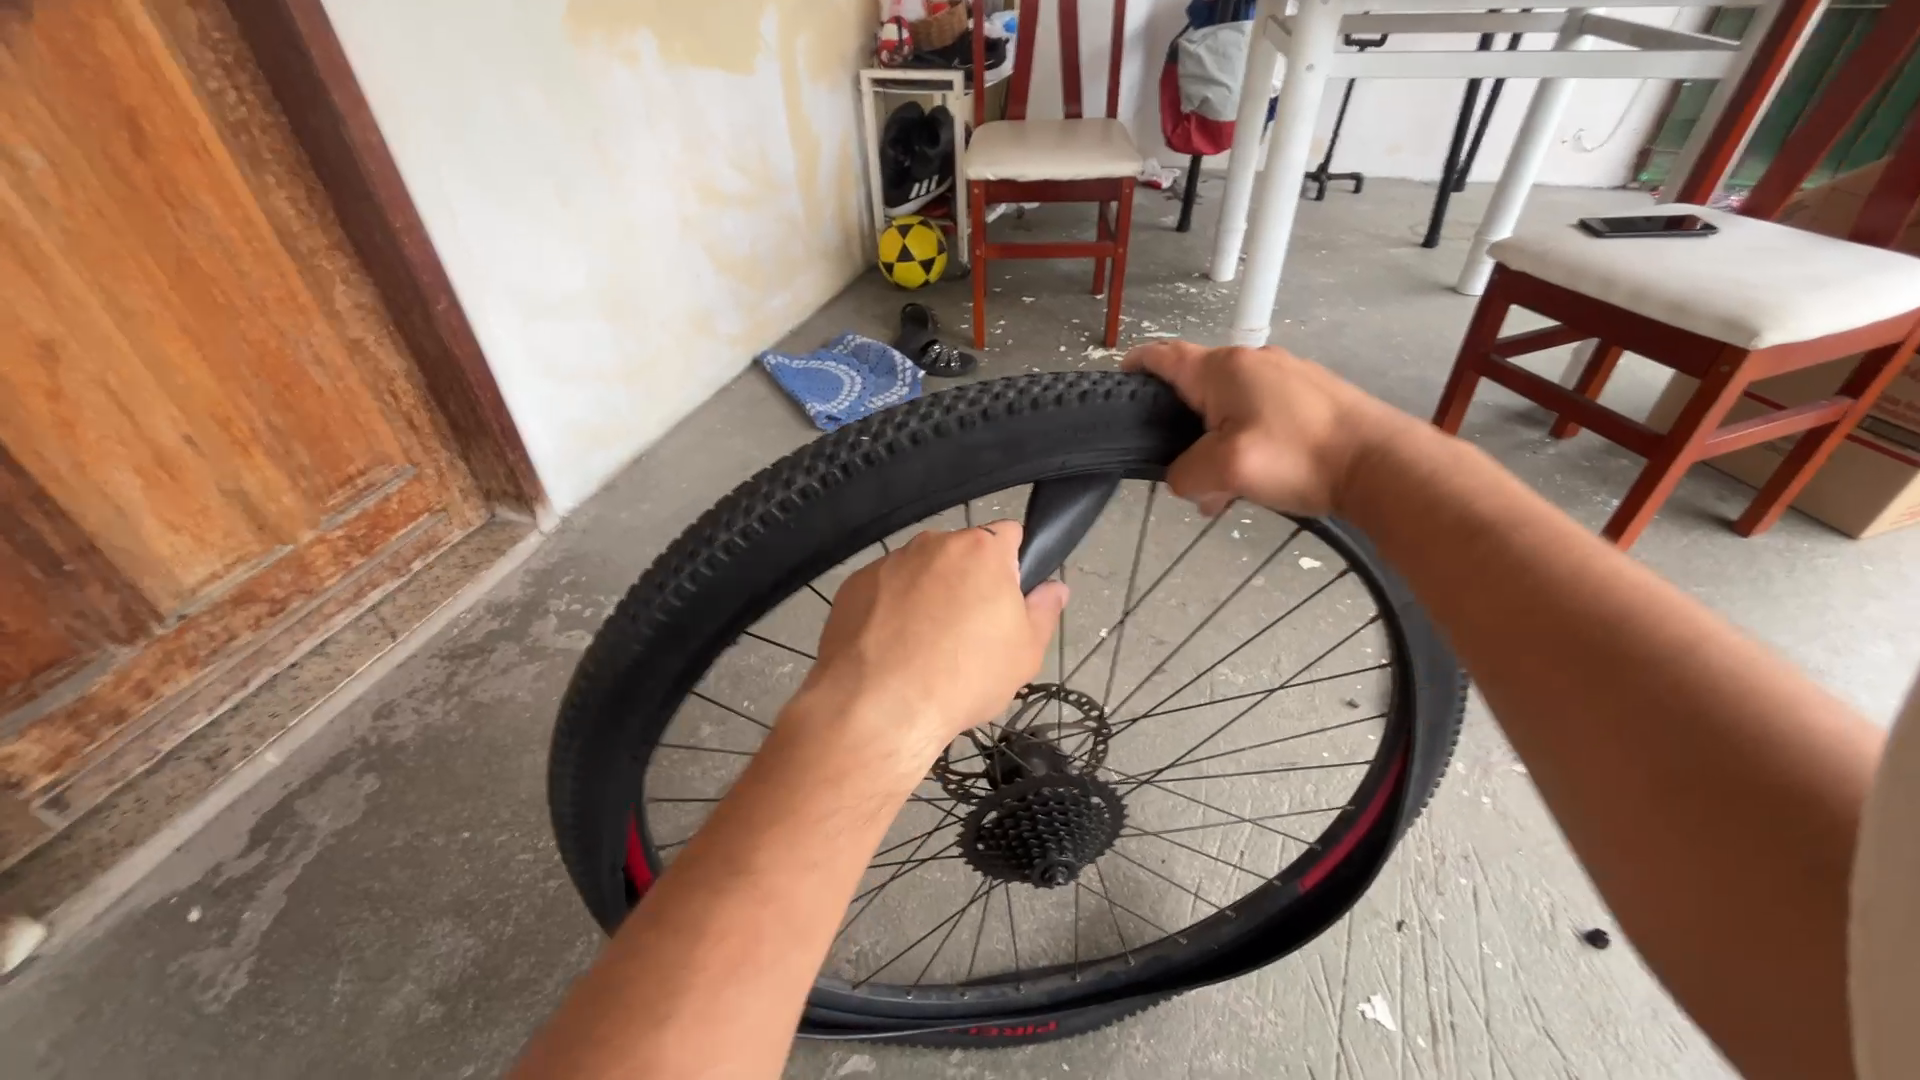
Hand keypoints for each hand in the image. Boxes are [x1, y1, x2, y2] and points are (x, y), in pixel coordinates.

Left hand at [794, 523, 1067, 755]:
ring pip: (920, 572)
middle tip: (970, 632)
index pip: (1008, 534)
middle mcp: (932, 545)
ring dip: (927, 596)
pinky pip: (883, 592)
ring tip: (926, 648)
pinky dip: (890, 612)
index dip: (1013, 565)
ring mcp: (888, 563)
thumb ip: (1043, 612)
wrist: (877, 707)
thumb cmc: (962, 678)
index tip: (1007, 598)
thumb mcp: (1025, 653)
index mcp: (981, 550)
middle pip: (961, 554)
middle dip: (968, 582)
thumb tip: (1055, 589)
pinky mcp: (853, 586)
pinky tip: (892, 650)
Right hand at [1123, 341, 1406, 516]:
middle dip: (1181, 429)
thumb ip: (1187, 476)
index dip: (1136, 365)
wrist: (1380, 464)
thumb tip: (1187, 481)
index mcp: (1224, 369)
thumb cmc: (1299, 456)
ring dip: (1216, 445)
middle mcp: (1252, 362)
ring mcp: (1286, 376)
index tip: (1119, 380)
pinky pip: (1259, 415)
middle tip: (1182, 469)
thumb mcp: (1226, 471)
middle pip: (1196, 390)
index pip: (1164, 356)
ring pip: (1229, 409)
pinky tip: (1257, 479)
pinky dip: (1245, 443)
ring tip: (1223, 489)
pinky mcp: (1309, 397)